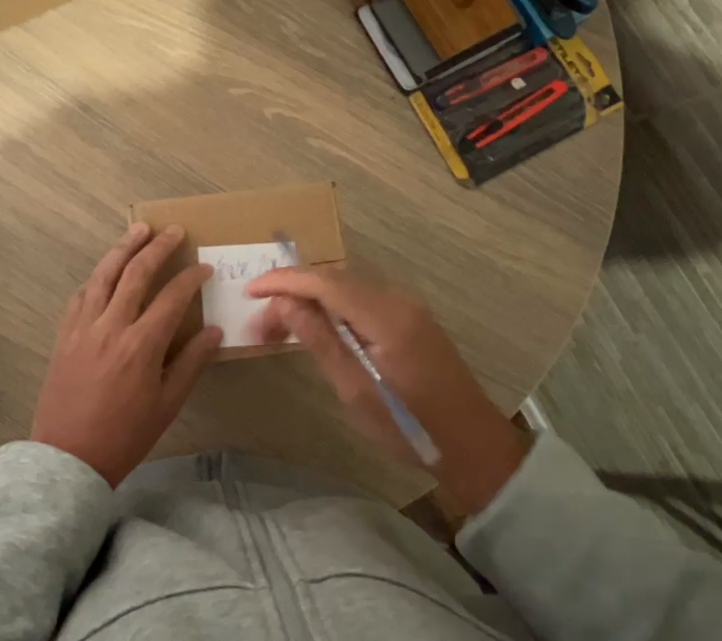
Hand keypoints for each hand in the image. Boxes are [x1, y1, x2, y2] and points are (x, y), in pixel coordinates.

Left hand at [30, 223, 222, 486]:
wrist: (68, 456)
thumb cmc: (125, 435)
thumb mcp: (167, 404)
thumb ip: (190, 363)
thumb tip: (214, 331)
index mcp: (142, 345)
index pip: (172, 297)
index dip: (190, 278)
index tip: (204, 267)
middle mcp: (111, 326)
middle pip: (136, 273)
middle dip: (158, 247)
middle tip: (173, 231)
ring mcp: (83, 327)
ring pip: (104, 274)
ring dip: (123, 248)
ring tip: (139, 229)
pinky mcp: (65, 333)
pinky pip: (82, 293)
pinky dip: (98, 275)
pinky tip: (106, 268)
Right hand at [247, 266, 529, 514]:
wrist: (472, 443)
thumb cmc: (410, 425)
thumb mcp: (356, 390)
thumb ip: (320, 341)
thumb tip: (285, 304)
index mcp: (385, 316)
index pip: (324, 281)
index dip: (283, 281)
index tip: (249, 291)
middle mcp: (397, 298)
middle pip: (334, 278)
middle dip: (292, 292)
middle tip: (260, 322)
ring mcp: (407, 305)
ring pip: (346, 286)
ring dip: (310, 298)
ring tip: (280, 328)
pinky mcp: (410, 317)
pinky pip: (361, 298)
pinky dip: (332, 305)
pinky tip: (315, 327)